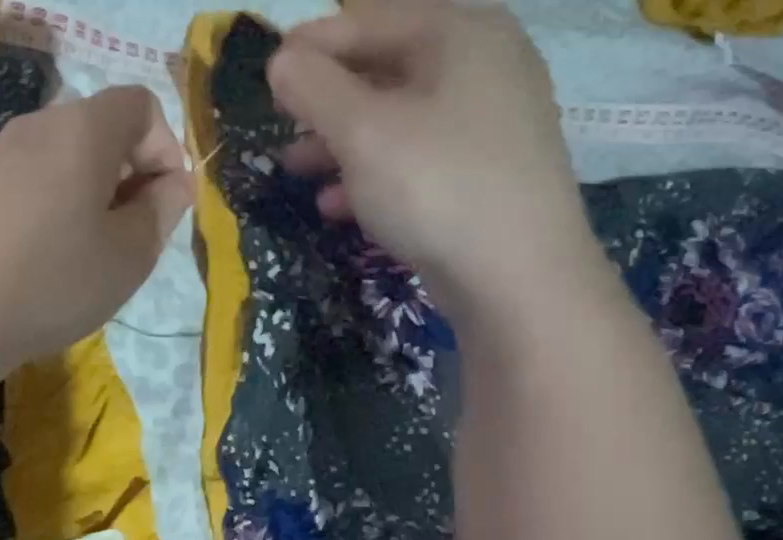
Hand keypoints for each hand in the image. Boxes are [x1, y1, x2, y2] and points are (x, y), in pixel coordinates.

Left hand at [0, 85, 192, 370]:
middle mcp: (33, 127)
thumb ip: (161, 211)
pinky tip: (37, 263)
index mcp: (82, 128)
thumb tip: (169, 185)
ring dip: (82, 196)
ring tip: (81, 255)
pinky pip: (22, 186)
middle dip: (123, 174)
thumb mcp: (130, 257)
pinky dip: (44, 210)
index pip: (141, 105)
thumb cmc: (53, 286)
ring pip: (56, 161)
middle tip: (126, 235)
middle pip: (96, 130)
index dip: (164, 149)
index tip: (162, 206)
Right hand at [266, 0, 590, 309]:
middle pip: (385, 66)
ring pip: (397, 116)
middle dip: (325, 98)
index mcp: (459, 33)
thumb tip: (281, 59)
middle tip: (280, 124)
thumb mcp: (362, 132)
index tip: (267, 72)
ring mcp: (490, 118)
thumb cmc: (434, 185)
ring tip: (297, 170)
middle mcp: (483, 62)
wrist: (515, 271)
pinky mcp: (485, 169)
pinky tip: (338, 204)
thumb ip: (315, 89)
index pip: (370, 21)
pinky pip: (416, 155)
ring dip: (341, 141)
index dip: (313, 44)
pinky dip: (373, 171)